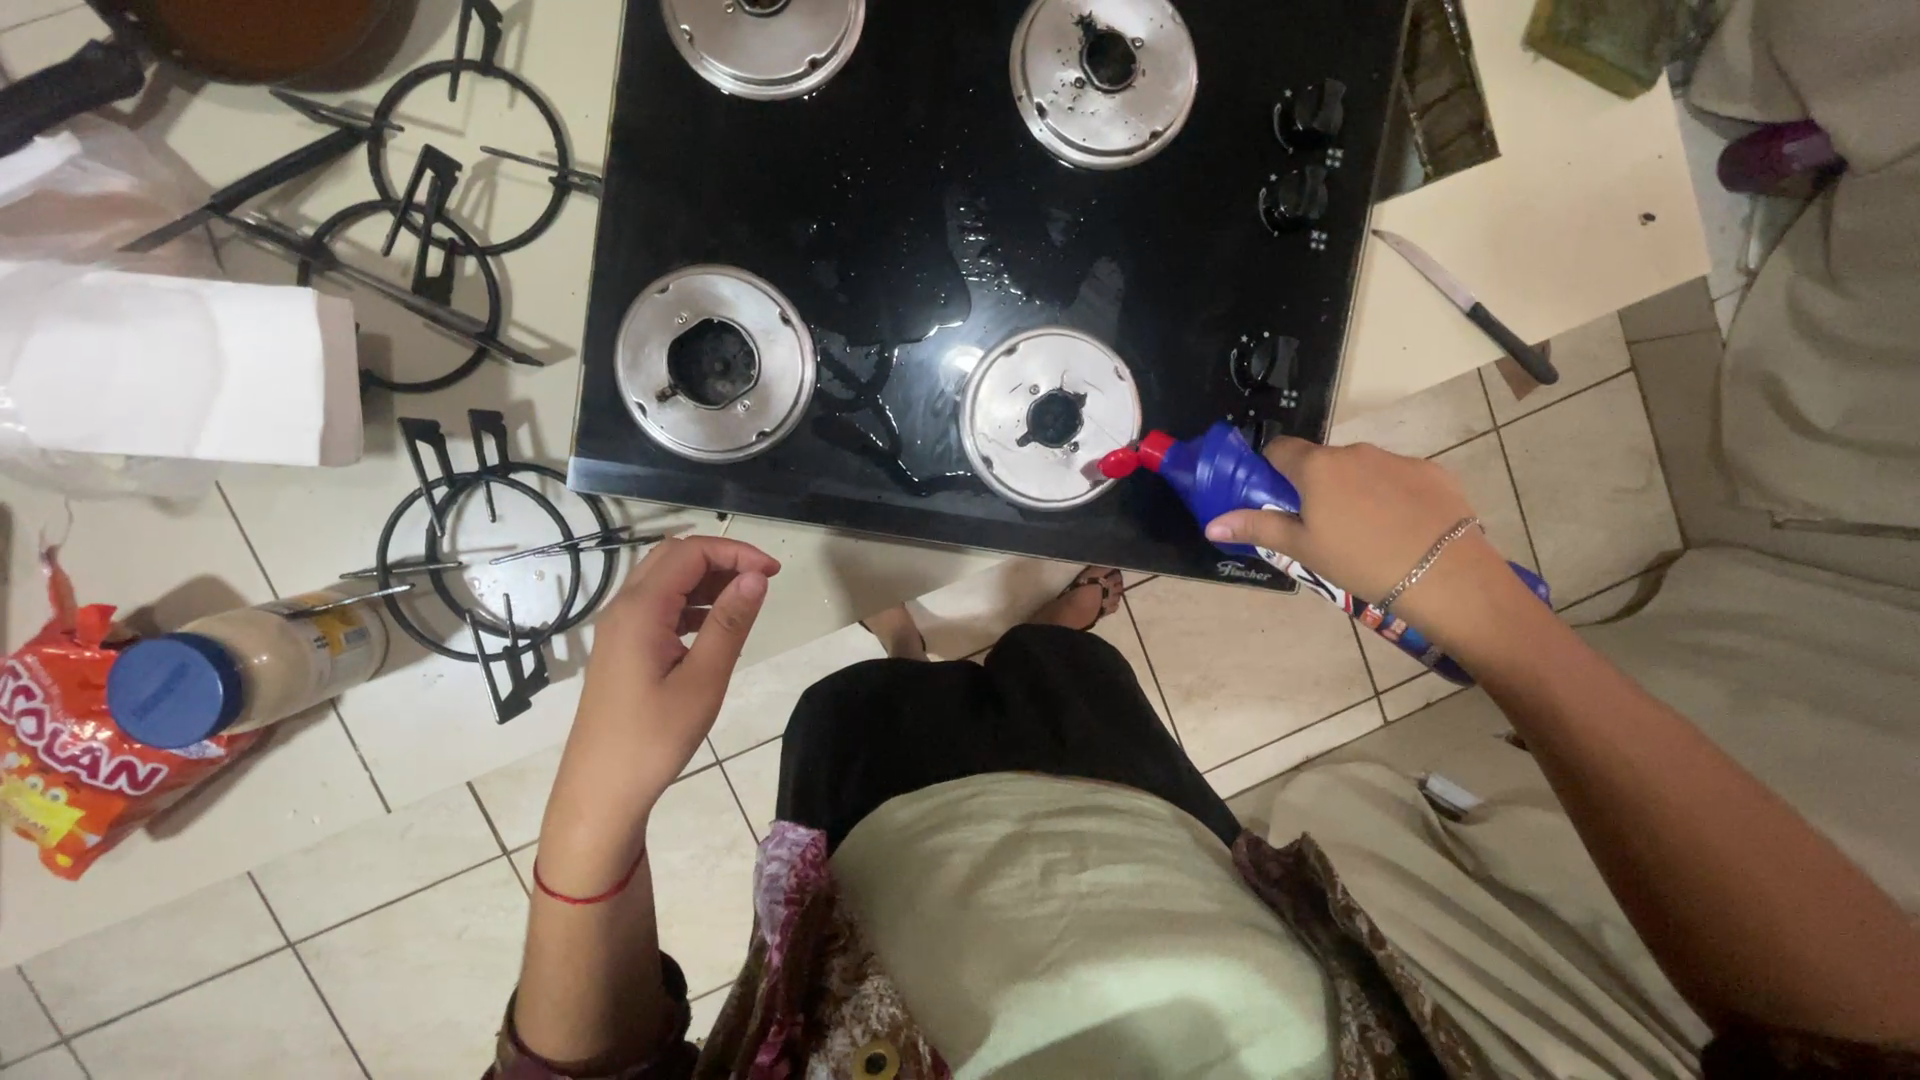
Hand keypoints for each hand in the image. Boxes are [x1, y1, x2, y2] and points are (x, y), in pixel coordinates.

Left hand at [536, 536, 779, 891]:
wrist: (601, 791)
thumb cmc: (654, 738)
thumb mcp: (703, 680)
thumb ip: (729, 623)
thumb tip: (756, 577)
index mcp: (640, 610)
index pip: (690, 553)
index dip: (735, 552)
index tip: (775, 573)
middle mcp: (624, 609)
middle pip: (674, 558)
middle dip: (721, 559)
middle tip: (762, 582)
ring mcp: (619, 629)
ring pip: (665, 581)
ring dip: (707, 579)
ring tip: (747, 601)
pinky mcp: (622, 648)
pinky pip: (659, 606)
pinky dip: (691, 603)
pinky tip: (716, 626)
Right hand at [1203, 438, 1518, 644]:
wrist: (1446, 575)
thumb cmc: (1360, 562)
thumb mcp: (1303, 549)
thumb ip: (1257, 527)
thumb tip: (1212, 524)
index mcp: (1316, 467)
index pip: (1278, 449)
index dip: (1271, 470)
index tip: (1274, 498)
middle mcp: (1354, 452)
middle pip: (1321, 461)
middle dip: (1314, 485)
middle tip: (1320, 526)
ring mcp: (1396, 459)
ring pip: (1360, 469)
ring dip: (1353, 490)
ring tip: (1365, 533)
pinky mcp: (1432, 472)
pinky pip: (1397, 478)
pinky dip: (1391, 496)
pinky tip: (1400, 530)